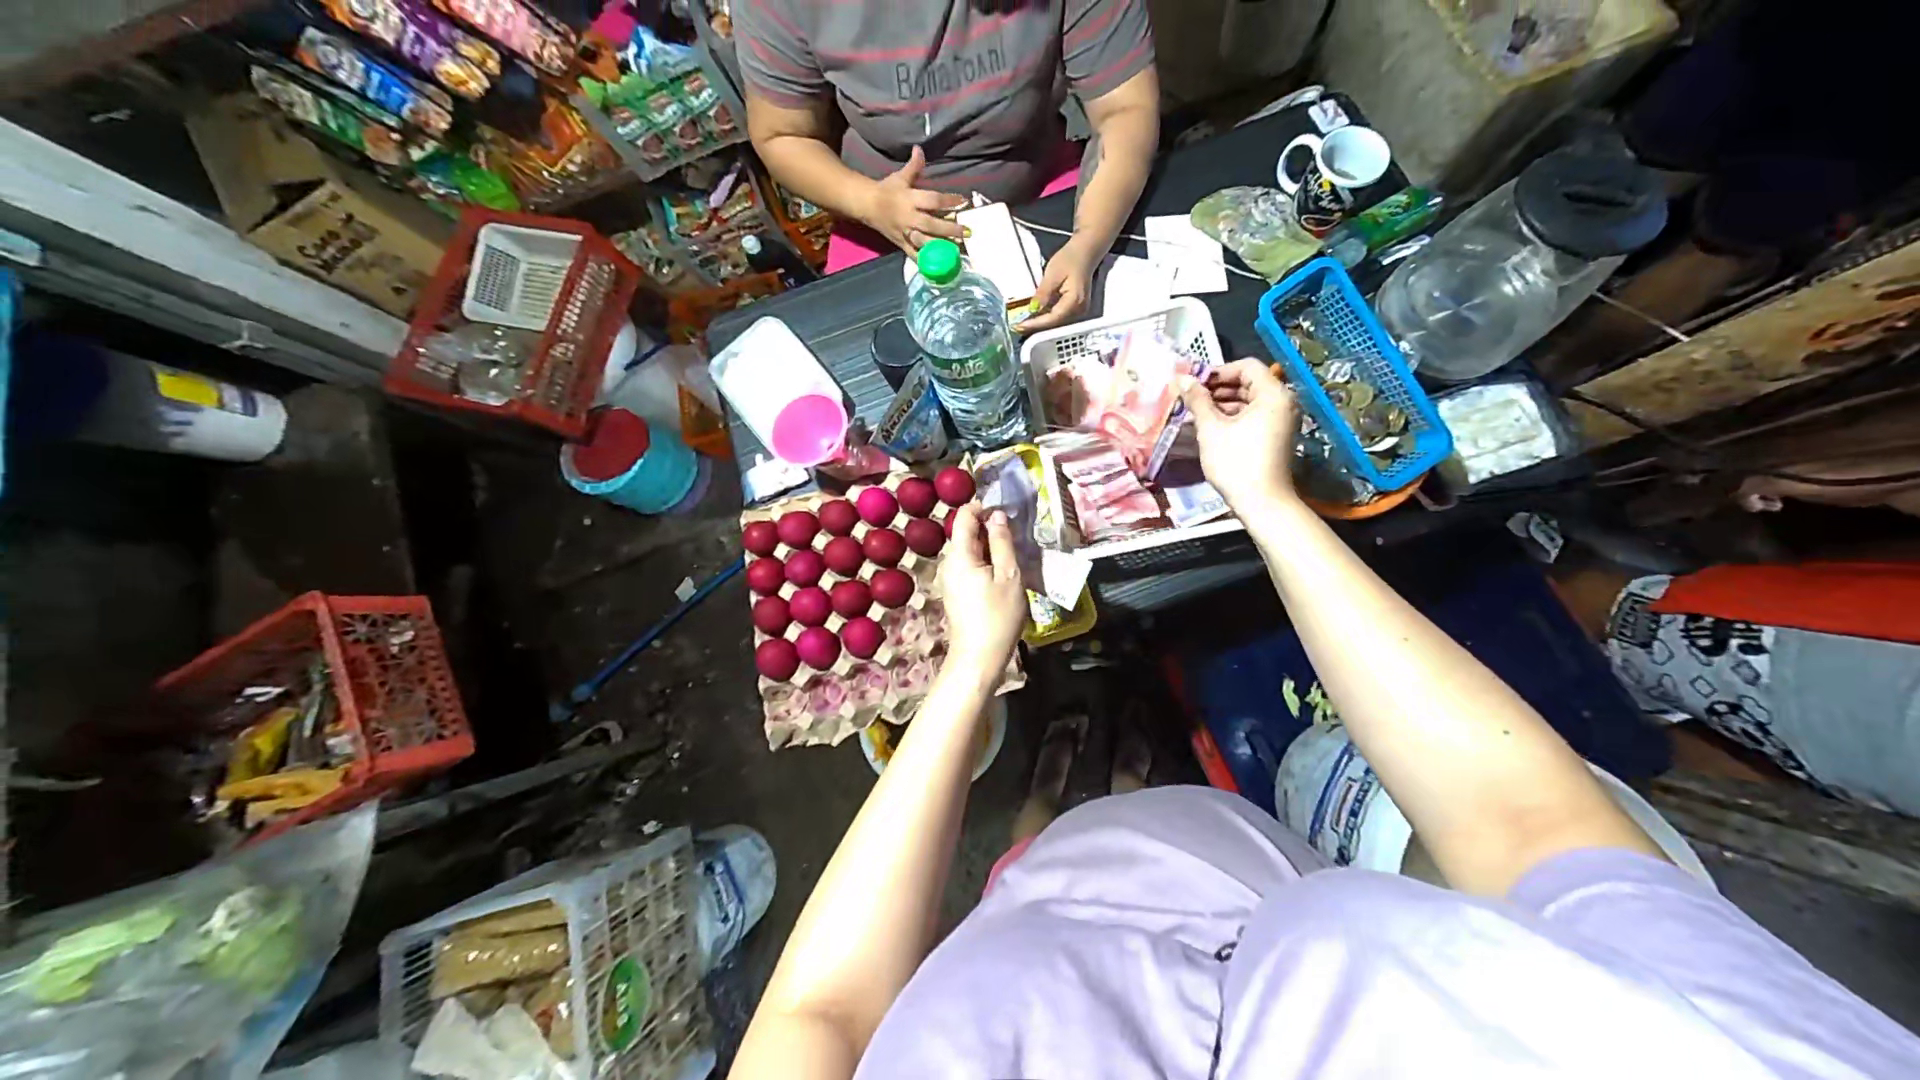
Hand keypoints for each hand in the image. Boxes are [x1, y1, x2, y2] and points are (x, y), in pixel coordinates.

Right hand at [862, 146, 966, 255]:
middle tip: (967, 231)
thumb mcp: (900, 177)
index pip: (933, 200)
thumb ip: (914, 166)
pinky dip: (926, 261)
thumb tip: (919, 148)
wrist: (867, 206)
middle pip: (932, 225)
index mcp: (910, 199)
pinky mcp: (902, 244)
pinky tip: (940, 265)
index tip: (963, 201)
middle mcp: (909, 218)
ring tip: (958, 248)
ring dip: (942, 246)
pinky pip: (915, 255)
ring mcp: (905, 233)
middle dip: (950, 229)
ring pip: (925, 242)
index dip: (948, 201)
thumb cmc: (887, 190)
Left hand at [939, 504, 1027, 674]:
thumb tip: (997, 515)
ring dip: (990, 547)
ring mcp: (949, 579)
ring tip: (1015, 556)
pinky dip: (986, 563)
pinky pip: (969, 567)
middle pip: (966, 533)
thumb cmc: (997, 616)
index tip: (1007, 511)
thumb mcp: (1009, 575)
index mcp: (958, 554)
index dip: (983, 507)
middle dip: (990, 528)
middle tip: (1017, 535)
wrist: (978, 658)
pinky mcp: (955, 592)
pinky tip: (1003, 575)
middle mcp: (948, 563)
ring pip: (970, 551)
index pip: (964, 515)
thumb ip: (1003, 542)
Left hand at [1021, 238, 1098, 331]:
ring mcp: (1078, 311)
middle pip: (1054, 324)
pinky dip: (1046, 317)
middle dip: (1035, 326)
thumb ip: (1043, 294)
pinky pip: (1058, 316)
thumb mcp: (1052, 274)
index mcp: (1075, 301)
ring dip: (1040, 323)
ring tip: (1023, 322)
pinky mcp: (1075, 309)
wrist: (1085, 252)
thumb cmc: (1070, 258)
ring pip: (1055, 322)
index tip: (1019, 326)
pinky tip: (1034, 316)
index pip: (1052, 318)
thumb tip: (1033, 309)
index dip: (1035, 324)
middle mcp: (1079, 310)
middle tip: (1018, 327)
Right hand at [1180, 358, 1300, 514]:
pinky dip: (1233, 416)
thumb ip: (1197, 400)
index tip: (1194, 383)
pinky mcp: (1276, 435)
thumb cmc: (1236, 463)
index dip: (1218, 371)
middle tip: (1191, 397)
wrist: (1262, 502)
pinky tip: (1211, 426)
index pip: (1246, 366)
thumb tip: (1182, 379)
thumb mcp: (1211, 429)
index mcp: (1273, 394)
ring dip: (1223, 403)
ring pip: (1249, 400)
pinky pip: (1253, 416)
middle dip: (1218, 388)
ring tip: (1196, 412)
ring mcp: (1281, 420)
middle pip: (1249, 382)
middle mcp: (1282, 402)